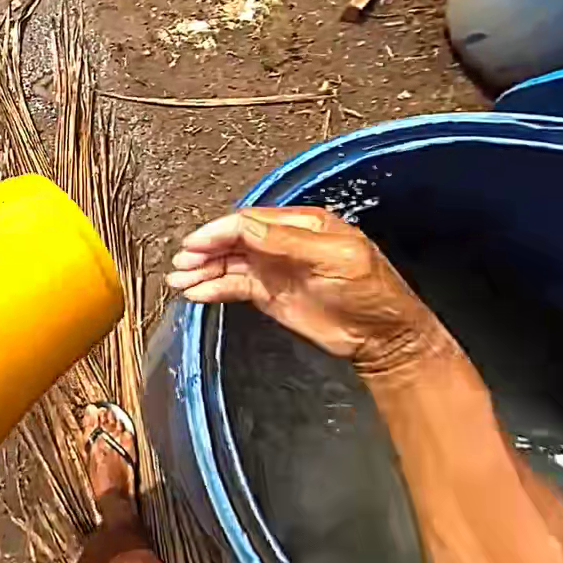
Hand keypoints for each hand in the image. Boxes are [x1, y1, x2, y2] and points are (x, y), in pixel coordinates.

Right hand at [166, 207, 444, 373]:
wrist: (385, 340)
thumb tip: (241, 225)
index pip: (247, 222)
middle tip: (182, 262)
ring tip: (178, 280)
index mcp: (299, 225)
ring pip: (226, 263)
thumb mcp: (336, 257)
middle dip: (203, 250)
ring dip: (201, 270)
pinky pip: (231, 286)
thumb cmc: (370, 293)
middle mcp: (279, 242)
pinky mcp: (265, 292)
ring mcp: (270, 268)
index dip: (218, 231)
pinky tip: (194, 293)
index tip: (195, 244)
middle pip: (231, 240)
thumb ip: (286, 240)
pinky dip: (211, 289)